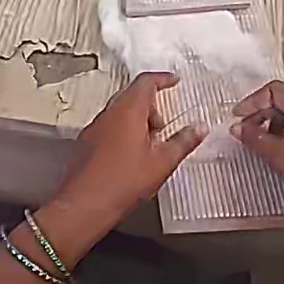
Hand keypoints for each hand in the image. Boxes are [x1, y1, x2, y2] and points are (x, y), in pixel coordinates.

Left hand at [51, 73, 204, 231]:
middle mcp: (107, 115)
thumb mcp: (162, 162)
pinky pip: (108, 129)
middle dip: (151, 107)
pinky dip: (122, 134)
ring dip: (136, 122)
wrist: (85, 204)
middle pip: (131, 97)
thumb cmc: (121, 183)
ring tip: (148, 147)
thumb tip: (198, 129)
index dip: (162, 79)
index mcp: (128, 111)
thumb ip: (183, 142)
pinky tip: (129, 158)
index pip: (145, 82)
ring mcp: (94, 129)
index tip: (173, 81)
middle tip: (163, 127)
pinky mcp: (86, 145)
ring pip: (119, 114)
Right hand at [230, 81, 283, 213]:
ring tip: (260, 142)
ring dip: (273, 125)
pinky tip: (278, 149)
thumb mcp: (280, 154)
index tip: (238, 116)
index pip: (276, 91)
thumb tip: (240, 128)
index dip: (252, 103)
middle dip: (261, 114)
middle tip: (245, 129)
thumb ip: (254, 137)